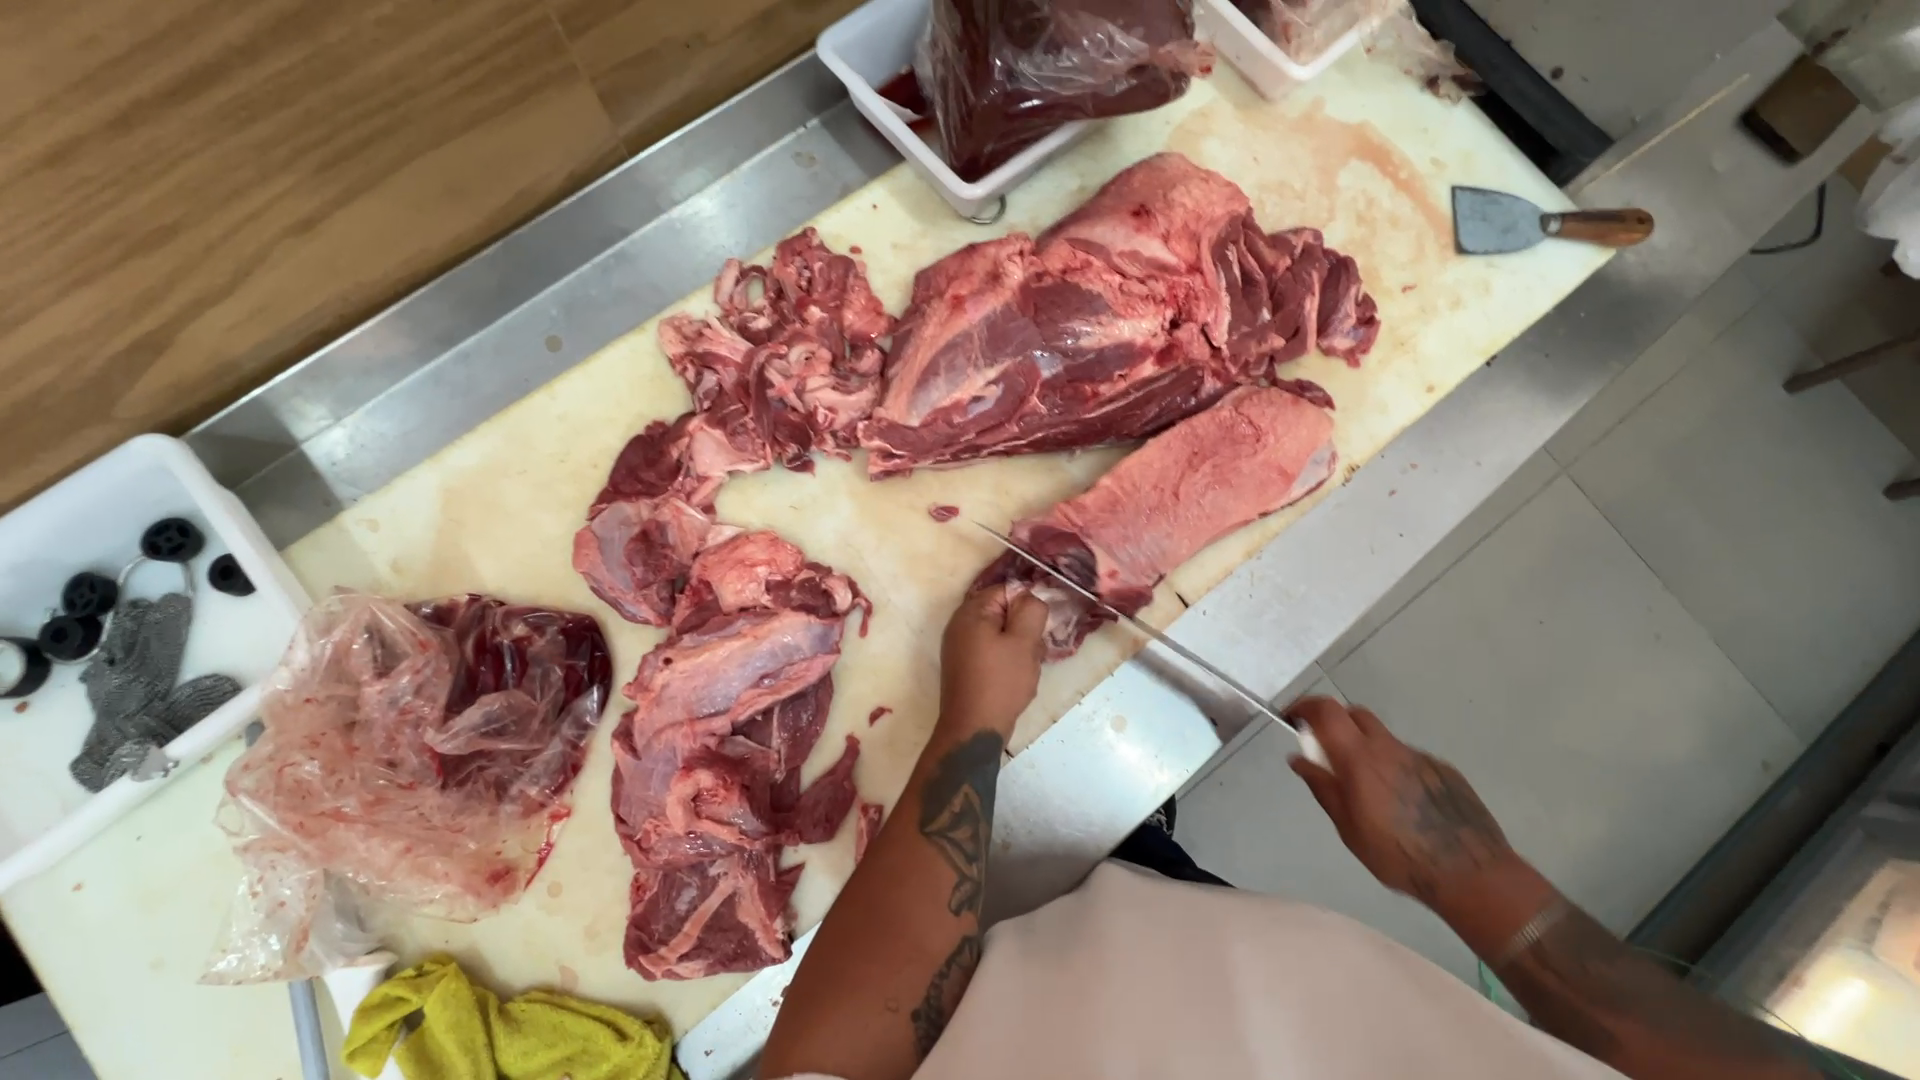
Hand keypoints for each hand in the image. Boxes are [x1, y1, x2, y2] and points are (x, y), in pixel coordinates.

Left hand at [939, 586, 1048, 735]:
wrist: (974, 728)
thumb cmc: (1000, 682)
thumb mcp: (1024, 642)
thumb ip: (1030, 610)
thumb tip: (1030, 597)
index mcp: (971, 612)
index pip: (1007, 590)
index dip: (1028, 606)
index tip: (1040, 629)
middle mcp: (961, 624)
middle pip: (1005, 613)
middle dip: (1025, 631)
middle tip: (1033, 652)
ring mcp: (961, 647)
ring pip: (1002, 635)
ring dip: (1020, 649)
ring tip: (1025, 670)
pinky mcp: (966, 667)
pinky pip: (994, 653)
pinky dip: (1008, 662)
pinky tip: (1016, 680)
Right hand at [1287, 696, 1519, 910]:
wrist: (1470, 872)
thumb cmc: (1397, 855)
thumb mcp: (1347, 827)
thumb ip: (1323, 787)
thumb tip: (1299, 759)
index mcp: (1360, 758)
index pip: (1326, 711)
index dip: (1305, 707)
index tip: (1294, 720)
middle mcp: (1389, 747)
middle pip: (1355, 714)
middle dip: (1335, 723)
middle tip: (1328, 752)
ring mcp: (1420, 756)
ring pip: (1383, 738)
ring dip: (1366, 748)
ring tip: (1370, 789)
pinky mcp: (1443, 770)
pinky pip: (1409, 758)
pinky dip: (1395, 768)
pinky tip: (1404, 804)